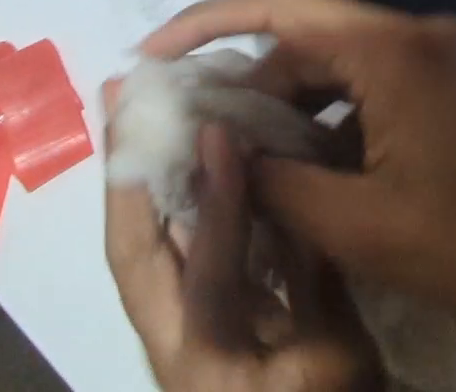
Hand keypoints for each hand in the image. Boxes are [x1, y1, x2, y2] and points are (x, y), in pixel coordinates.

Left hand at [105, 93, 379, 391]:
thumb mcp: (336, 353)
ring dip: (138, 171)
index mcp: (208, 363)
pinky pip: (166, 243)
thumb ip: (314, 274)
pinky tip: (175, 145)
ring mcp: (170, 323)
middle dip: (125, 168)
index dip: (219, 202)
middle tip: (119, 92)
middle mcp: (169, 339)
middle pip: (133, 248)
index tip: (219, 131)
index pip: (209, 276)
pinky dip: (163, 191)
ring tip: (134, 103)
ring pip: (143, 239)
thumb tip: (301, 189)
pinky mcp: (185, 310)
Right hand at [141, 0, 455, 323]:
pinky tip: (312, 166)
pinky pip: (375, 83)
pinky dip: (335, 115)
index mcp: (389, 49)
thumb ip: (279, 184)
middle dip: (248, 79)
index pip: (278, 4)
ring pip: (340, 62)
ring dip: (292, 103)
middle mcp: (414, 33)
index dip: (205, 20)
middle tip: (198, 129)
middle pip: (306, 35)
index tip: (153, 51)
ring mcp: (439, 54)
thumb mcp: (364, 225)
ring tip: (247, 157)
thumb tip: (221, 152)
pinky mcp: (453, 82)